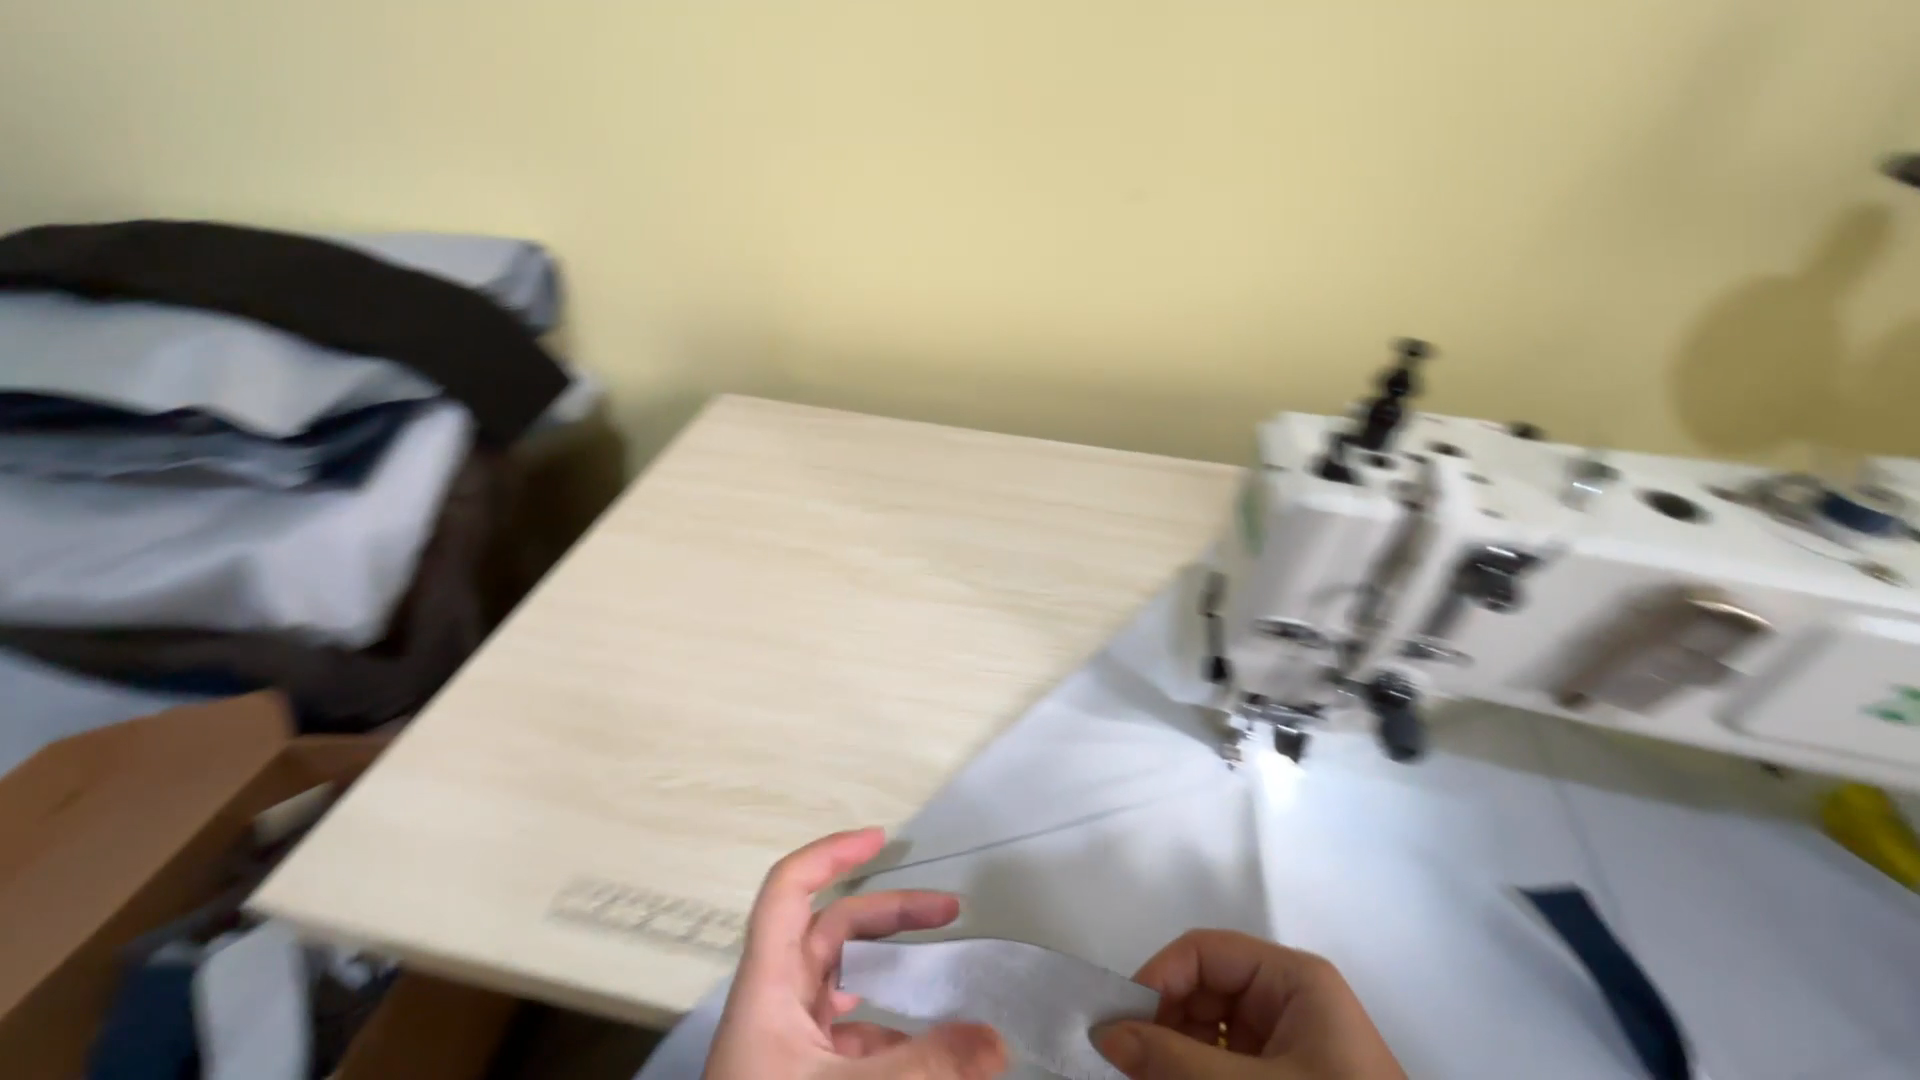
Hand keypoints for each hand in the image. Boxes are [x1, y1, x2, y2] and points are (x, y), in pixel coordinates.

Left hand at [704, 828, 1008, 1079]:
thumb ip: (924, 1066)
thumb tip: (996, 1040)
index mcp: (768, 988)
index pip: (788, 891)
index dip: (830, 854)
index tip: (881, 840)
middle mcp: (776, 1006)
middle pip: (830, 931)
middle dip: (889, 913)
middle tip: (950, 910)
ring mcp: (787, 1045)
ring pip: (843, 987)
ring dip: (894, 979)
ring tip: (950, 990)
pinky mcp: (801, 1076)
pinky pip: (852, 1040)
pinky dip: (892, 1039)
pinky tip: (928, 1059)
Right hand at [1095, 930, 1403, 1079]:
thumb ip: (1177, 1061)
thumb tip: (1104, 1034)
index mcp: (1293, 978)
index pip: (1203, 951)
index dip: (1156, 979)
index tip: (1118, 1026)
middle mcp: (1287, 999)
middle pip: (1201, 990)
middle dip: (1160, 1025)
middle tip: (1123, 1064)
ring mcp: (1286, 1043)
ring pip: (1206, 1031)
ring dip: (1171, 1055)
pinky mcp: (1283, 1079)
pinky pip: (1222, 1064)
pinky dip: (1191, 1075)